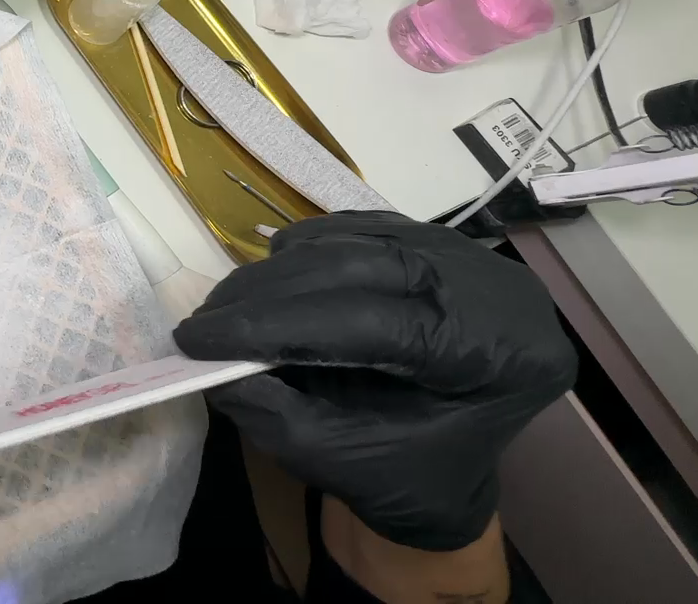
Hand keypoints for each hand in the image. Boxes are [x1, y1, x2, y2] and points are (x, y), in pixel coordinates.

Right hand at [172, 211, 575, 551]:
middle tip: (203, 318)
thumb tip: (209, 363)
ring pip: (339, 242)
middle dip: (262, 293)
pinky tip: (275, 282)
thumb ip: (269, 412)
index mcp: (502, 356)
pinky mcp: (422, 236)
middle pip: (351, 269)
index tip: (195, 339)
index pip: (370, 322)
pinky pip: (341, 228)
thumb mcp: (328, 456)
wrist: (440, 466)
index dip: (272, 325)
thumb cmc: (397, 469)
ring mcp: (461, 253)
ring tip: (228, 307)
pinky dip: (296, 251)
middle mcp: (495, 290)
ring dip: (271, 273)